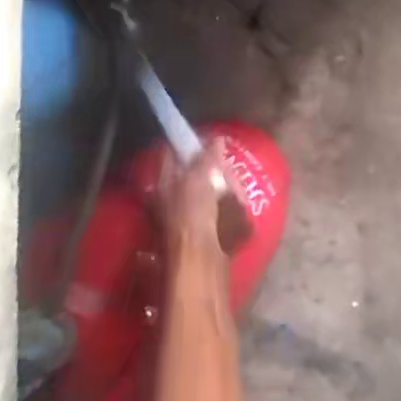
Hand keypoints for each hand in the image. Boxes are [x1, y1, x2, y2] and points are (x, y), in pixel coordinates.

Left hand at [160, 139, 231, 255]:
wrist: (197, 261)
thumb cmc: (192, 215)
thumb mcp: (200, 179)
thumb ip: (207, 157)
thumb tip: (216, 139)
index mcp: (164, 183)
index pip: (171, 154)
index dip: (186, 143)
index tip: (205, 139)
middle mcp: (170, 199)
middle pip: (190, 174)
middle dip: (209, 168)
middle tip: (225, 166)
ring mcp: (184, 218)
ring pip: (204, 193)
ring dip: (220, 188)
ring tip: (235, 187)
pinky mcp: (200, 234)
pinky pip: (215, 212)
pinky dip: (226, 207)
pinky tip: (237, 206)